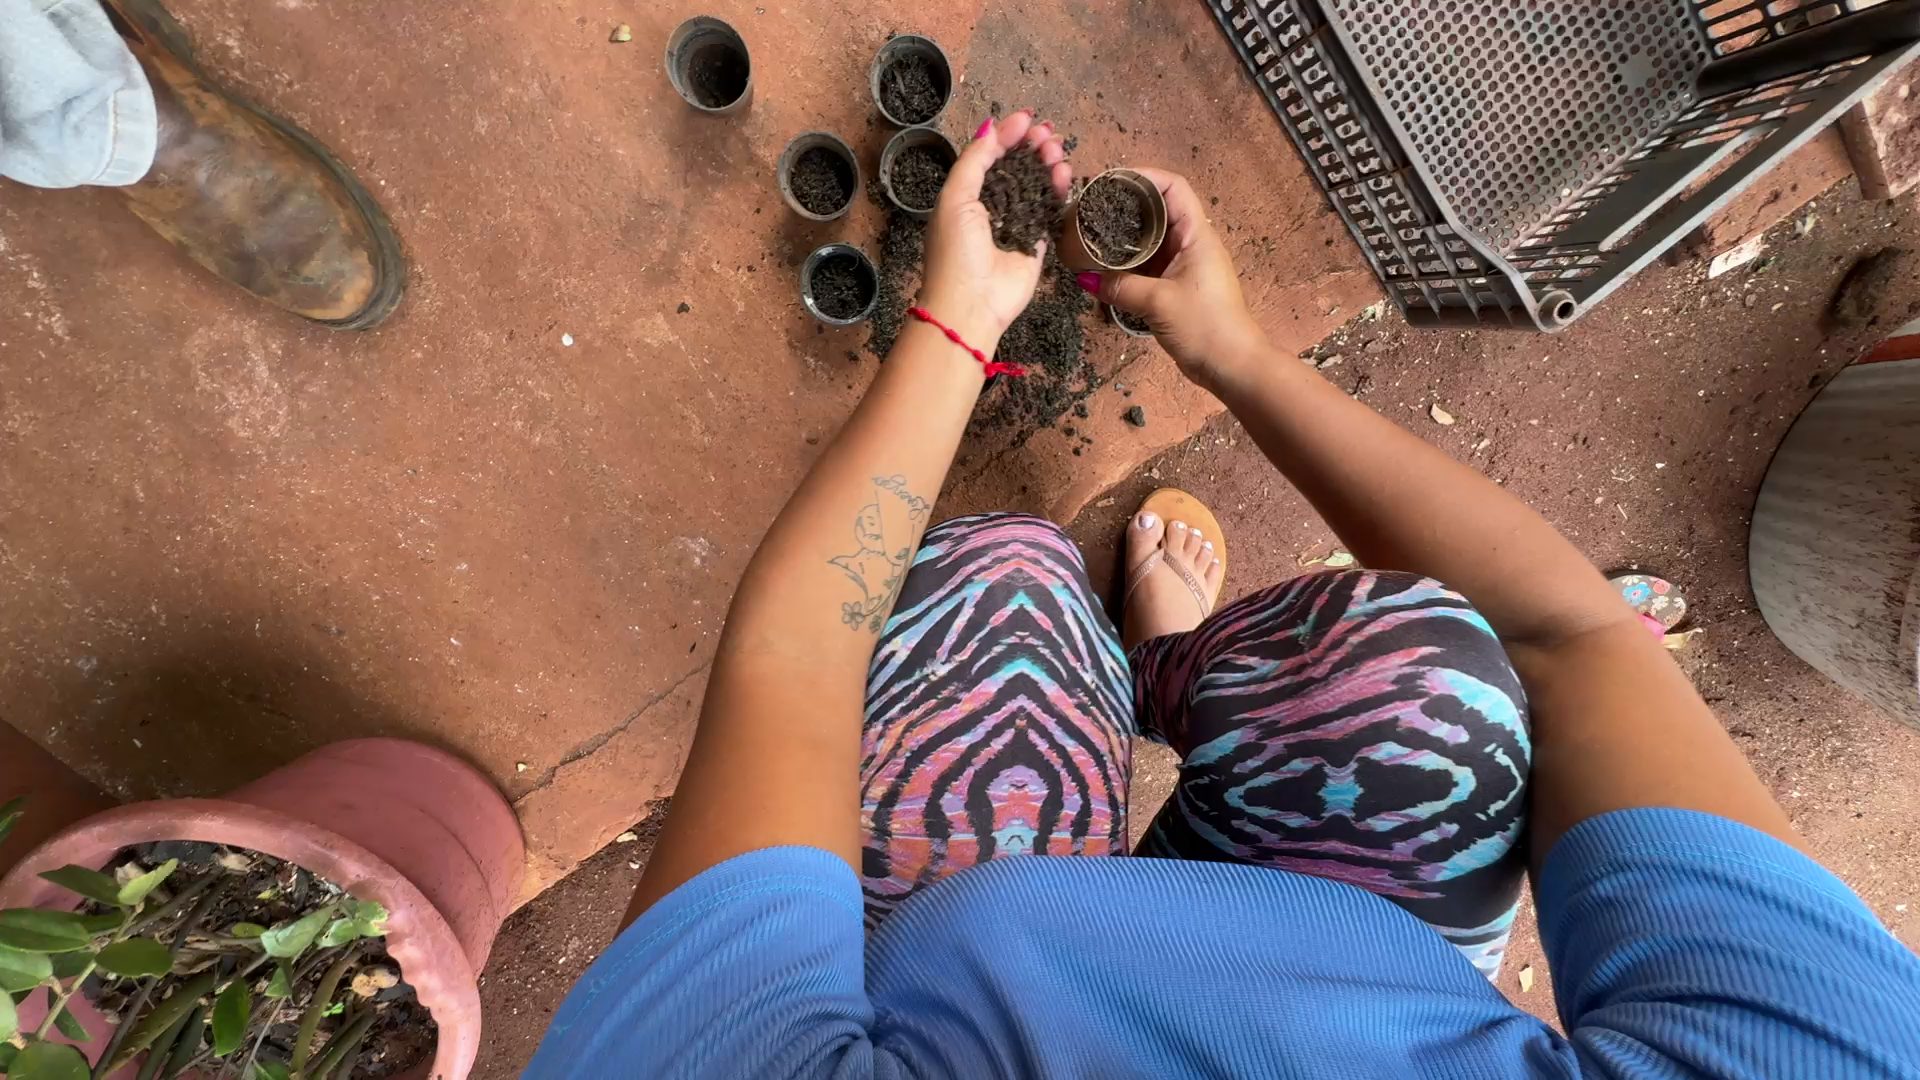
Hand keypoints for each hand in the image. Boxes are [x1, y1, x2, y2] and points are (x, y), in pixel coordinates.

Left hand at [916, 110, 1071, 351]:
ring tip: (1056, 150)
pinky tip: (1063, 174)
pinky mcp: (1037, 244)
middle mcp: (992, 210)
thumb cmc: (955, 252)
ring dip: (1047, 164)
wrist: (971, 306)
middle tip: (1048, 133)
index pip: (990, 157)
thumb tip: (992, 125)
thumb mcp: (955, 197)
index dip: (1008, 136)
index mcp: (966, 197)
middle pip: (1017, 168)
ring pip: (1037, 186)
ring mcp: (1016, 226)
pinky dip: (1058, 191)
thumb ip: (974, 159)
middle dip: (1032, 146)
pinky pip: (1050, 211)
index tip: (1027, 118)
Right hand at [1078, 168, 1267, 390]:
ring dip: (1122, 244)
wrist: (1230, 365)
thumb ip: (1120, 287)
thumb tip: (1085, 279)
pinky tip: (1103, 274)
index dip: (1143, 177)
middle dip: (1124, 210)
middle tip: (1091, 214)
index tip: (1110, 182)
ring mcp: (1182, 268)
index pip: (1172, 187)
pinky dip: (1125, 270)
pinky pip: (1146, 270)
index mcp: (1196, 234)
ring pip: (1148, 244)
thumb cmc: (1204, 325)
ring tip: (1090, 242)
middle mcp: (1190, 244)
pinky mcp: (1175, 290)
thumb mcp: (1158, 302)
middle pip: (1156, 213)